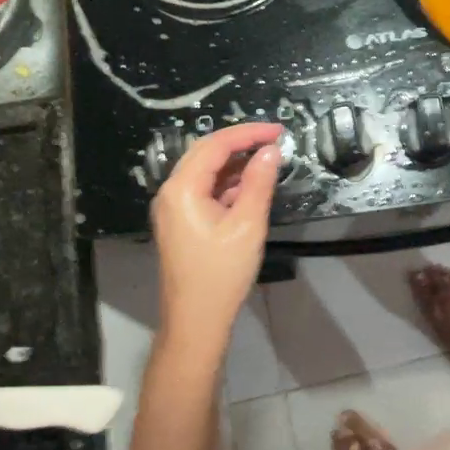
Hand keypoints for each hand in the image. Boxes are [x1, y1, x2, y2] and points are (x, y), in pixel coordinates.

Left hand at [150, 123, 283, 343]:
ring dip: (235, 164)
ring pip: (205, 171)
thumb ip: (259, 182)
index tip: (279, 130)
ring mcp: (173, 207)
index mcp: (182, 189)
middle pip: (206, 153)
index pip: (215, 145)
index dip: (248, 133)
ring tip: (268, 162)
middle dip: (241, 143)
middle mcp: (171, 192)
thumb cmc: (221, 273)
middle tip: (274, 140)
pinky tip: (250, 188)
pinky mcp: (180, 221)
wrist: (196, 320)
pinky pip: (203, 190)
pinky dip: (227, 184)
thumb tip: (271, 150)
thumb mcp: (248, 225)